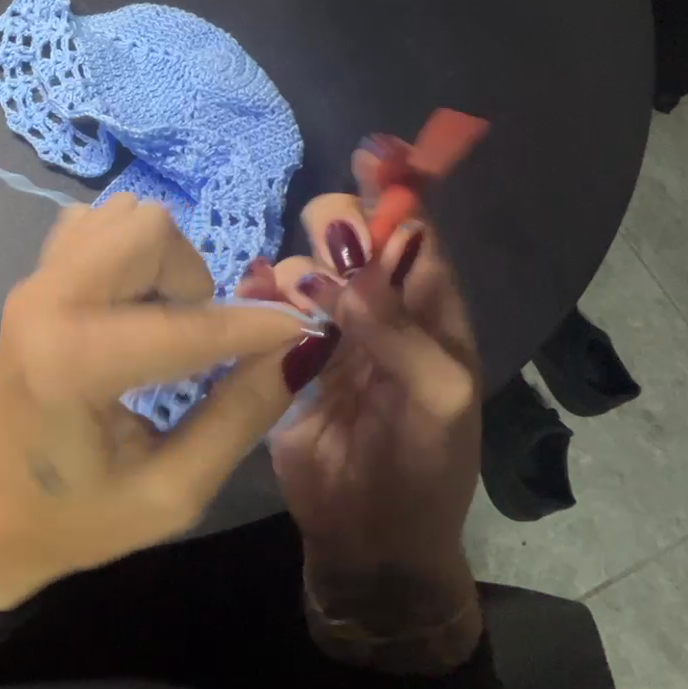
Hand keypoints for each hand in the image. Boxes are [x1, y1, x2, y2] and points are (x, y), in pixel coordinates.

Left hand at [0, 195, 310, 680]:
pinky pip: (98, 225)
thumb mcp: (172, 493)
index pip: (183, 325)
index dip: (255, 326)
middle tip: (198, 334)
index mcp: (70, 366)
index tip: (302, 330)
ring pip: (125, 217)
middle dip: (192, 276)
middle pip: (147, 228)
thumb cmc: (81, 517)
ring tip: (163, 323)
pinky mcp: (35, 277)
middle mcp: (45, 304)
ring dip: (163, 262)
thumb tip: (300, 349)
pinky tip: (133, 306)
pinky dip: (132, 252)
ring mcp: (34, 282)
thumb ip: (239, 417)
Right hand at [234, 149, 482, 669]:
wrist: (366, 536)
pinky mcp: (284, 354)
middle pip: (354, 239)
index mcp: (430, 314)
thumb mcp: (436, 402)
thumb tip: (352, 267)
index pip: (416, 235)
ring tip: (286, 303)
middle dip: (338, 232)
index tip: (373, 153)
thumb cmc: (420, 469)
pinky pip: (267, 304)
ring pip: (304, 267)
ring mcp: (328, 332)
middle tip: (323, 263)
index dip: (398, 192)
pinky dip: (257, 291)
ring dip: (293, 270)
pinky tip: (250, 301)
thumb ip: (402, 332)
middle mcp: (379, 311)